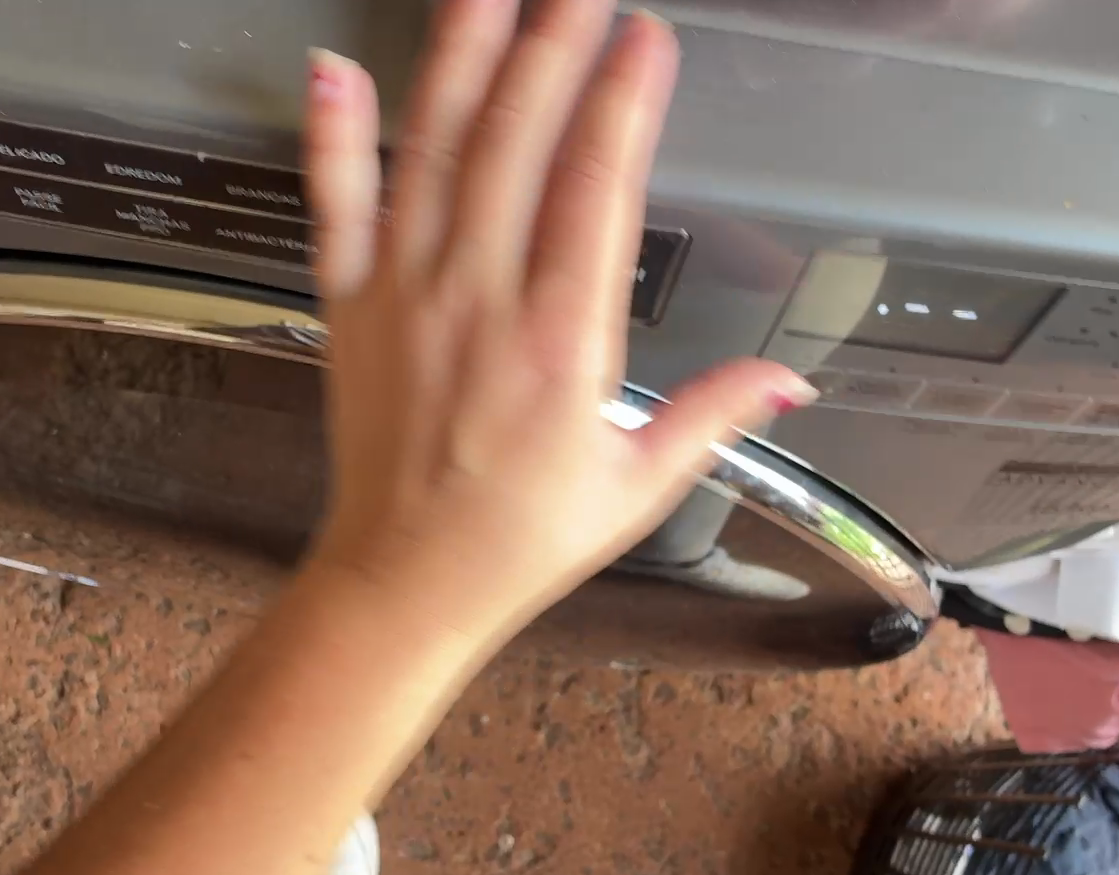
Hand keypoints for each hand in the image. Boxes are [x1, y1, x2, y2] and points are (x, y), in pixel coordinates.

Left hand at [300, 0, 818, 638]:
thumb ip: (710, 419)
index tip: (643, 41)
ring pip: (433, 154)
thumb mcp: (634, 491)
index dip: (623, 101)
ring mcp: (404, 302)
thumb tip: (786, 383)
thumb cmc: (515, 543)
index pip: (599, 186)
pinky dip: (332, 140)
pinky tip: (333, 72)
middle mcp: (478, 305)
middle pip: (517, 142)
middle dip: (552, 47)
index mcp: (561, 345)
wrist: (408, 577)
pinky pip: (336, 212)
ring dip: (461, 59)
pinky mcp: (351, 316)